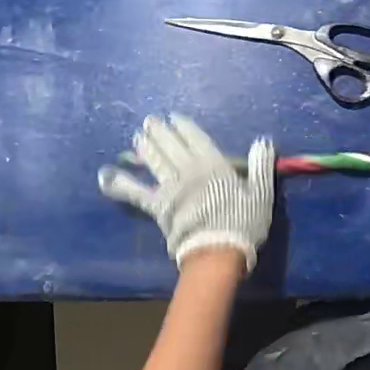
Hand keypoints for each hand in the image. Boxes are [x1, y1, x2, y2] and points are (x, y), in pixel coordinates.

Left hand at [98, 115, 275, 269]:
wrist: (217, 251)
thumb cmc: (244, 223)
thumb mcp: (261, 193)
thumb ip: (260, 165)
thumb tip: (263, 141)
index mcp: (213, 164)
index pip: (195, 138)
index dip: (184, 126)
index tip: (174, 117)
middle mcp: (188, 170)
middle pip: (170, 145)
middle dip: (160, 132)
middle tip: (149, 121)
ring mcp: (169, 187)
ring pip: (154, 161)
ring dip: (145, 147)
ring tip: (138, 136)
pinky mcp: (156, 206)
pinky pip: (135, 192)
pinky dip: (120, 183)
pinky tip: (106, 174)